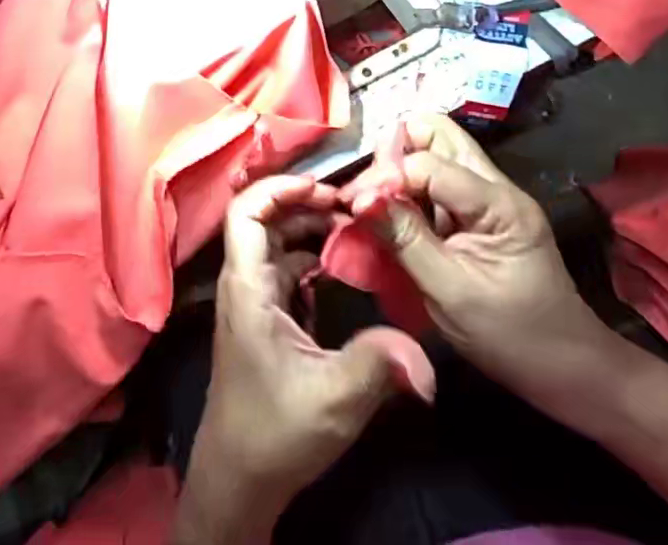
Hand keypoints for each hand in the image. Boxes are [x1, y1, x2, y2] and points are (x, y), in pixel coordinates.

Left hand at [177, 176, 433, 544]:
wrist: (240, 477)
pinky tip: (344, 263)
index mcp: (247, 286)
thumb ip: (379, 364)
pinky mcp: (267, 315)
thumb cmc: (275, 432)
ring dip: (311, 228)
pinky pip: (288, 268)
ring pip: (277, 242)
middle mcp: (245, 282)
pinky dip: (313, 255)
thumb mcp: (335, 397)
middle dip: (306, 203)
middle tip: (353, 206)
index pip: (247, 212)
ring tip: (355, 225)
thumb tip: (427, 358)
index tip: (326, 191)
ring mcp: (255, 298)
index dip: (281, 189)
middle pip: (265, 219)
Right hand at [378, 114, 617, 401]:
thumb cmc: (512, 337)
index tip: (352, 206)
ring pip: (435, 150)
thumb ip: (404, 239)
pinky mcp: (478, 212)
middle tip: (366, 193)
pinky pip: (436, 179)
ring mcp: (488, 196)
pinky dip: (408, 188)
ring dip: (399, 168)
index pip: (428, 163)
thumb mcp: (450, 292)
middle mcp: (495, 186)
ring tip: (373, 203)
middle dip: (393, 153)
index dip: (386, 177)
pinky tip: (391, 214)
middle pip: (437, 133)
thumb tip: (358, 200)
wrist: (567, 370)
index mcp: (498, 203)